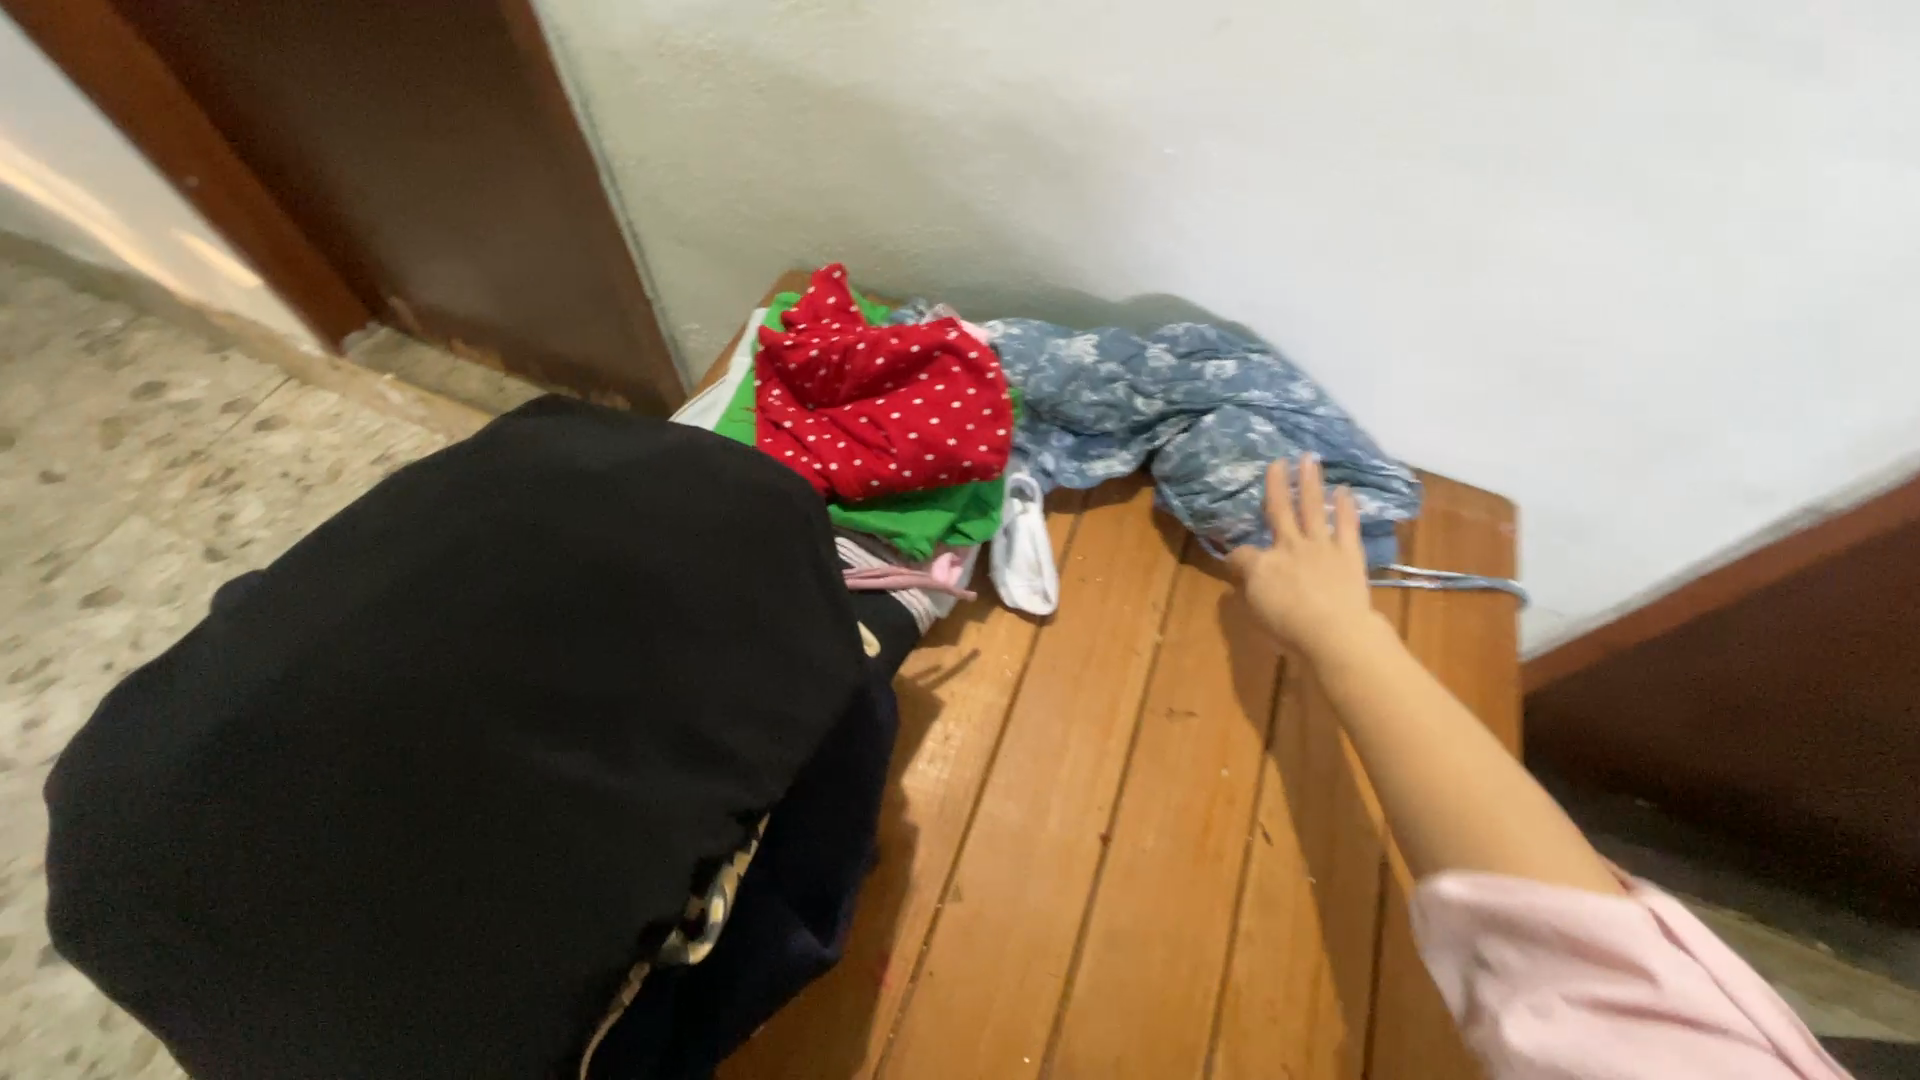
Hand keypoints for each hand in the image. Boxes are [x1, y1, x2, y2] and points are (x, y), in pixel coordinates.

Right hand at [1226, 456, 1384, 660]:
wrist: (1334, 633)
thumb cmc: (1289, 629)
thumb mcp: (1256, 611)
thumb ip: (1249, 588)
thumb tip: (1242, 573)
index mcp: (1261, 565)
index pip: (1242, 554)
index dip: (1235, 558)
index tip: (1234, 564)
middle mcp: (1289, 546)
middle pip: (1279, 511)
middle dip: (1276, 486)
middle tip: (1276, 462)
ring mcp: (1321, 546)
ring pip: (1312, 508)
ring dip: (1309, 482)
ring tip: (1308, 459)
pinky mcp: (1348, 553)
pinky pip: (1346, 526)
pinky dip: (1346, 507)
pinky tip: (1345, 490)